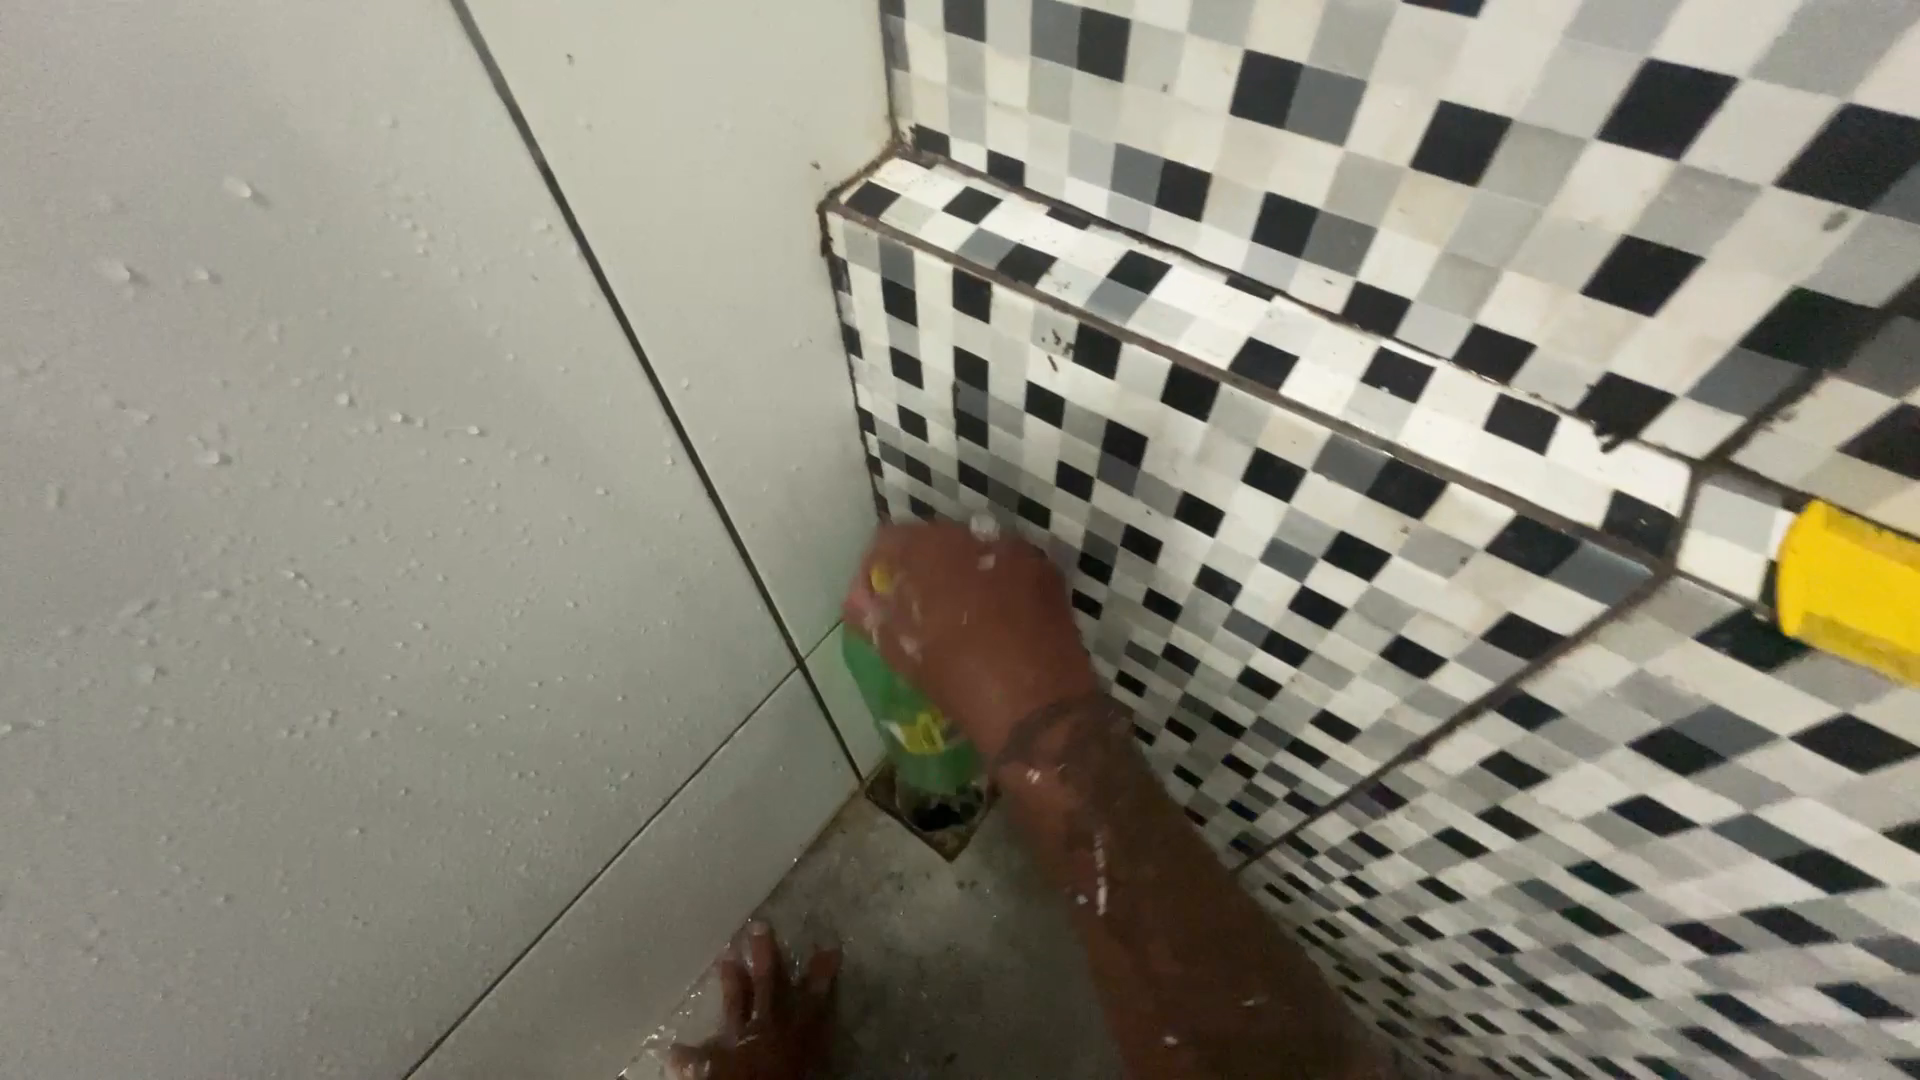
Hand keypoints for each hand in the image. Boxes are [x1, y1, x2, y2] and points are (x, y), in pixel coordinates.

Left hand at [665, 924, 839, 1079]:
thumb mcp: (808, 1069)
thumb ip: (812, 1048)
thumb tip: (820, 1031)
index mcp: (793, 1033)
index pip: (812, 998)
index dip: (821, 973)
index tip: (829, 947)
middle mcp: (765, 1028)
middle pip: (766, 985)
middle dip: (764, 955)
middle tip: (758, 925)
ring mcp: (735, 1041)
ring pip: (734, 1005)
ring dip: (731, 981)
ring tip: (726, 956)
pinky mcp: (710, 1063)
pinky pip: (694, 1058)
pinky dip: (684, 1055)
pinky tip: (673, 1049)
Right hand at [842, 521, 1099, 759]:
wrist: (1038, 707)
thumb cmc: (959, 680)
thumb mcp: (902, 653)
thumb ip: (874, 615)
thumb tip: (859, 599)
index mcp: (928, 551)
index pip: (888, 540)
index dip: (877, 569)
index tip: (878, 599)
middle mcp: (973, 538)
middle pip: (933, 541)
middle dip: (920, 569)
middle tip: (918, 607)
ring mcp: (1015, 551)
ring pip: (974, 551)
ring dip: (960, 573)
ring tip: (959, 613)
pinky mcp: (1046, 572)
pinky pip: (1009, 567)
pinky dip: (997, 583)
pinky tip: (997, 617)